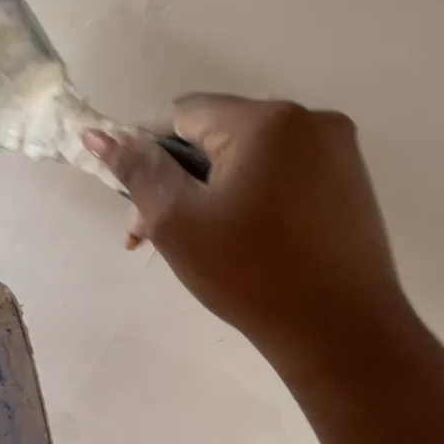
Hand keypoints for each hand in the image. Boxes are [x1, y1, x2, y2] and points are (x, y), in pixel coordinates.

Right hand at [81, 93, 415, 363]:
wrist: (339, 329)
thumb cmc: (247, 271)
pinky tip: (228, 236)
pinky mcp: (345, 178)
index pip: (180, 114)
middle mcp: (308, 120)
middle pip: (212, 134)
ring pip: (242, 155)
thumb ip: (137, 169)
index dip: (145, 150)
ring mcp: (334, 149)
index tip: (131, 199)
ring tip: (185, 241)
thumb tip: (98, 134)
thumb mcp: (175, 219)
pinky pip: (274, 171)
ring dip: (203, 190)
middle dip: (172, 177)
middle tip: (148, 233)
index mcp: (265, 121)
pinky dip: (241, 194)